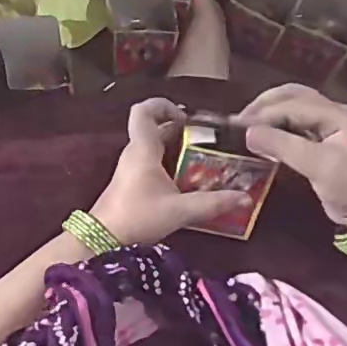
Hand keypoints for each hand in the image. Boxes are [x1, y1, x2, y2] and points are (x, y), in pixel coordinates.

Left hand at [91, 99, 251, 244]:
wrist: (102, 240)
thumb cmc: (137, 217)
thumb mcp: (179, 210)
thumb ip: (213, 203)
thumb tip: (245, 199)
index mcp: (143, 149)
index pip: (144, 110)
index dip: (165, 105)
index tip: (187, 119)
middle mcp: (135, 153)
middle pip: (156, 129)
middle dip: (182, 131)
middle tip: (208, 143)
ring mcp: (130, 168)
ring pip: (155, 147)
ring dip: (177, 150)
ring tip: (204, 161)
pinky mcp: (130, 183)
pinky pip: (151, 163)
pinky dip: (169, 165)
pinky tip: (188, 181)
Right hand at [237, 84, 346, 227]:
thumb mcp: (318, 166)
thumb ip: (283, 146)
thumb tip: (249, 132)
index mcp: (337, 114)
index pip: (293, 104)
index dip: (264, 113)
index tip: (237, 126)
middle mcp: (334, 113)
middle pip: (294, 96)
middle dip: (265, 105)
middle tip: (240, 120)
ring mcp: (329, 127)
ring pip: (293, 108)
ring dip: (269, 114)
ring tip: (247, 127)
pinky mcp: (323, 142)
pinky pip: (295, 125)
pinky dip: (276, 127)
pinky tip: (263, 138)